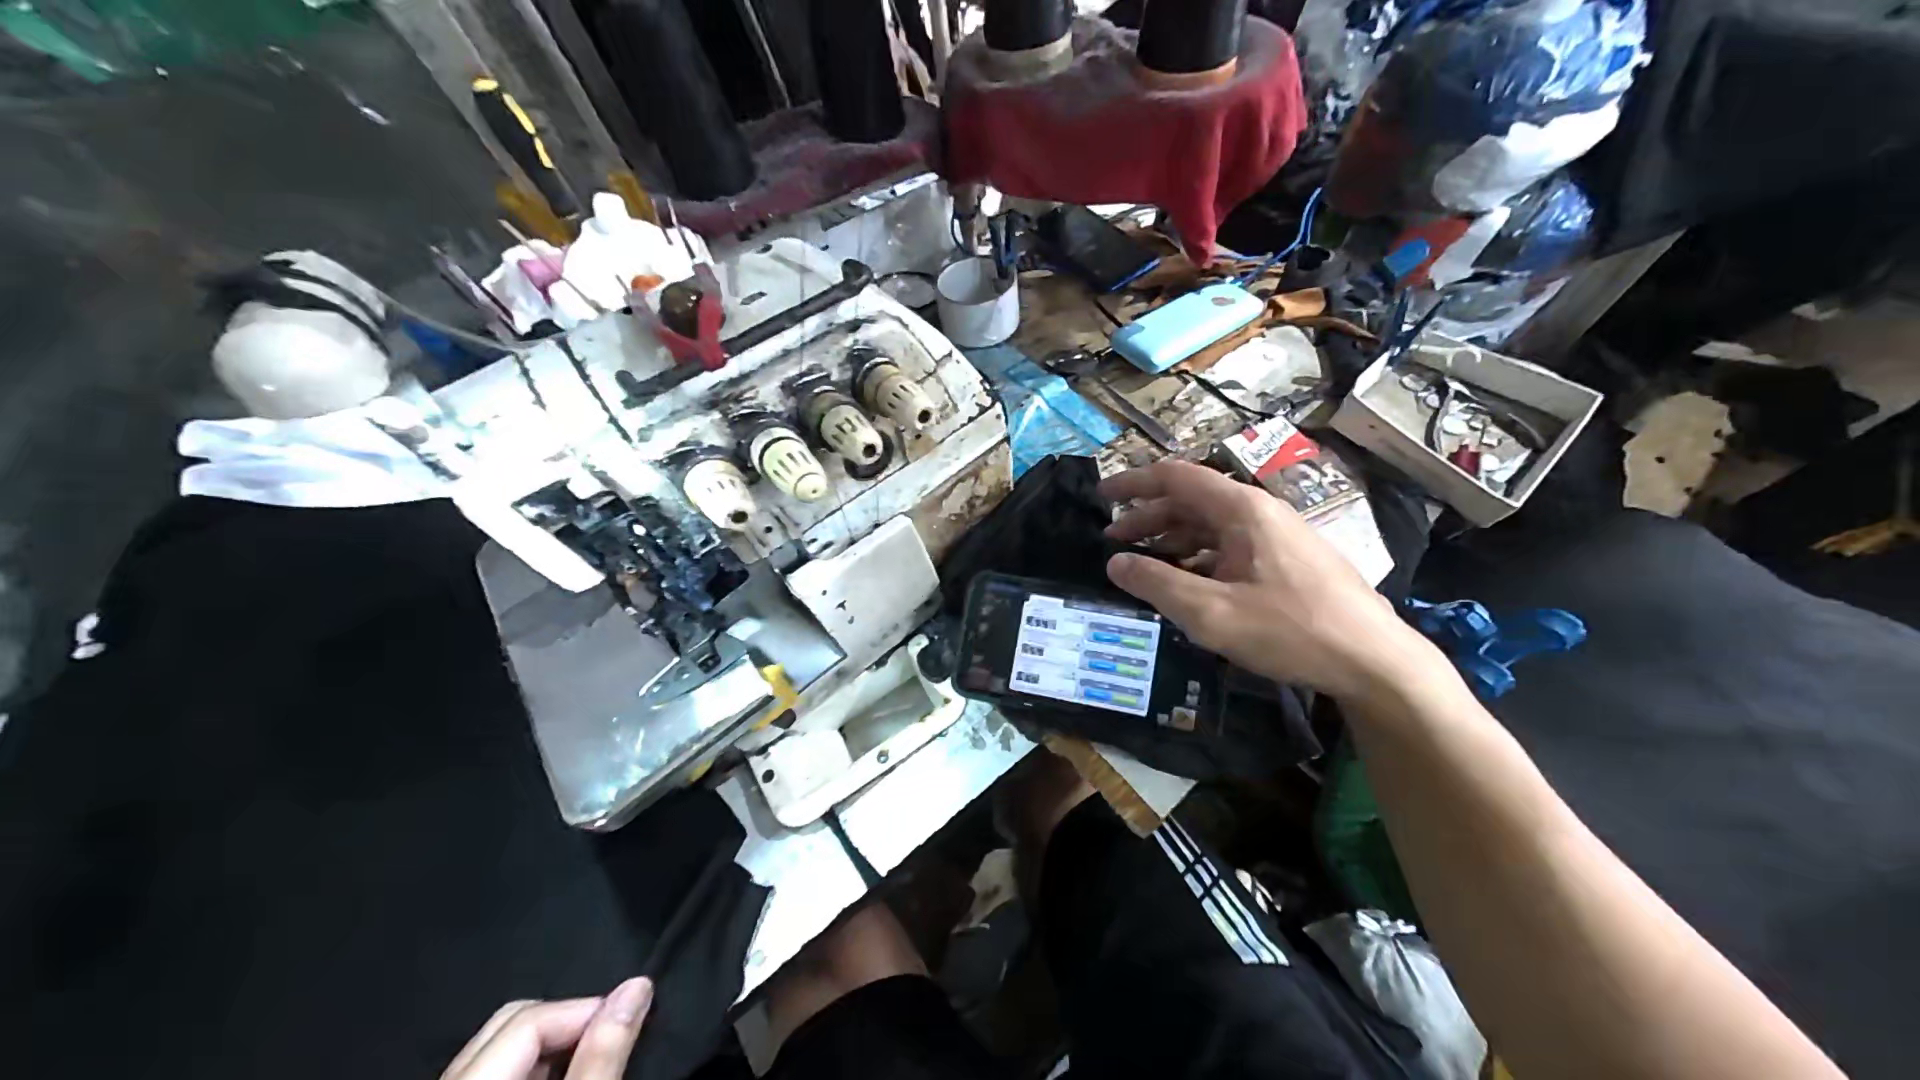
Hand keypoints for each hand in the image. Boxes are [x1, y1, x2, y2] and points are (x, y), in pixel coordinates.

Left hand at [441, 977, 652, 1079]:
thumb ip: (601, 1057)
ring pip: (497, 1045)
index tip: (632, 1019)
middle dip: (566, 1022)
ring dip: (551, 1043)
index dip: (586, 1011)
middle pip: (507, 1023)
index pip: (527, 1019)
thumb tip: (638, 985)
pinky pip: (490, 1068)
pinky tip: (561, 1077)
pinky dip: (531, 1065)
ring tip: (588, 1061)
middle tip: (609, 1040)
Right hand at [1100, 460, 1434, 698]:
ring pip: (1210, 525)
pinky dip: (1197, 556)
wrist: (1374, 660)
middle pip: (1191, 500)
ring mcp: (1277, 535)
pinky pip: (1230, 546)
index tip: (1100, 494)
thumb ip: (1156, 584)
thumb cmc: (1290, 630)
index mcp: (1242, 510)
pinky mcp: (1288, 560)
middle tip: (1112, 541)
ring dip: (1171, 538)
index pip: (1176, 477)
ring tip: (1142, 563)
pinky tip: (1186, 581)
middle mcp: (1260, 512)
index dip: (1133, 482)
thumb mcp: (1211, 613)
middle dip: (1146, 516)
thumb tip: (1115, 563)